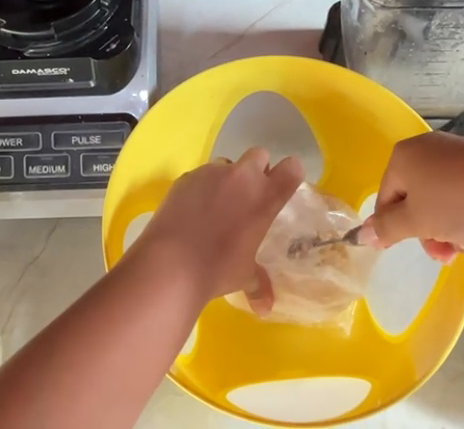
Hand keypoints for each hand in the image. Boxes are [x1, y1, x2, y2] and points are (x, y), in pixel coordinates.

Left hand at [130, 147, 302, 309]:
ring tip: (216, 208)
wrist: (171, 262)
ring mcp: (211, 173)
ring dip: (227, 180)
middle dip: (257, 170)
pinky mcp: (186, 177)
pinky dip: (201, 188)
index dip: (289, 174)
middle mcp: (241, 177)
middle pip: (258, 155)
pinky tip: (192, 212)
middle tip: (249, 197)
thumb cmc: (217, 268)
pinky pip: (201, 176)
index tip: (282, 187)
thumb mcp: (244, 276)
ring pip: (226, 165)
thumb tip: (265, 308)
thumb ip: (258, 284)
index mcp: (264, 197)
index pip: (292, 168)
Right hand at [363, 133, 463, 262]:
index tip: (408, 249)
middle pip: (417, 201)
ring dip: (454, 228)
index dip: (394, 227)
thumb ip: (387, 228)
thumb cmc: (454, 201)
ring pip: (444, 202)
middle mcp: (425, 150)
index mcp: (402, 158)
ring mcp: (455, 155)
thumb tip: (362, 234)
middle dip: (431, 232)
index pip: (386, 198)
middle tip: (446, 254)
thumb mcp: (415, 221)